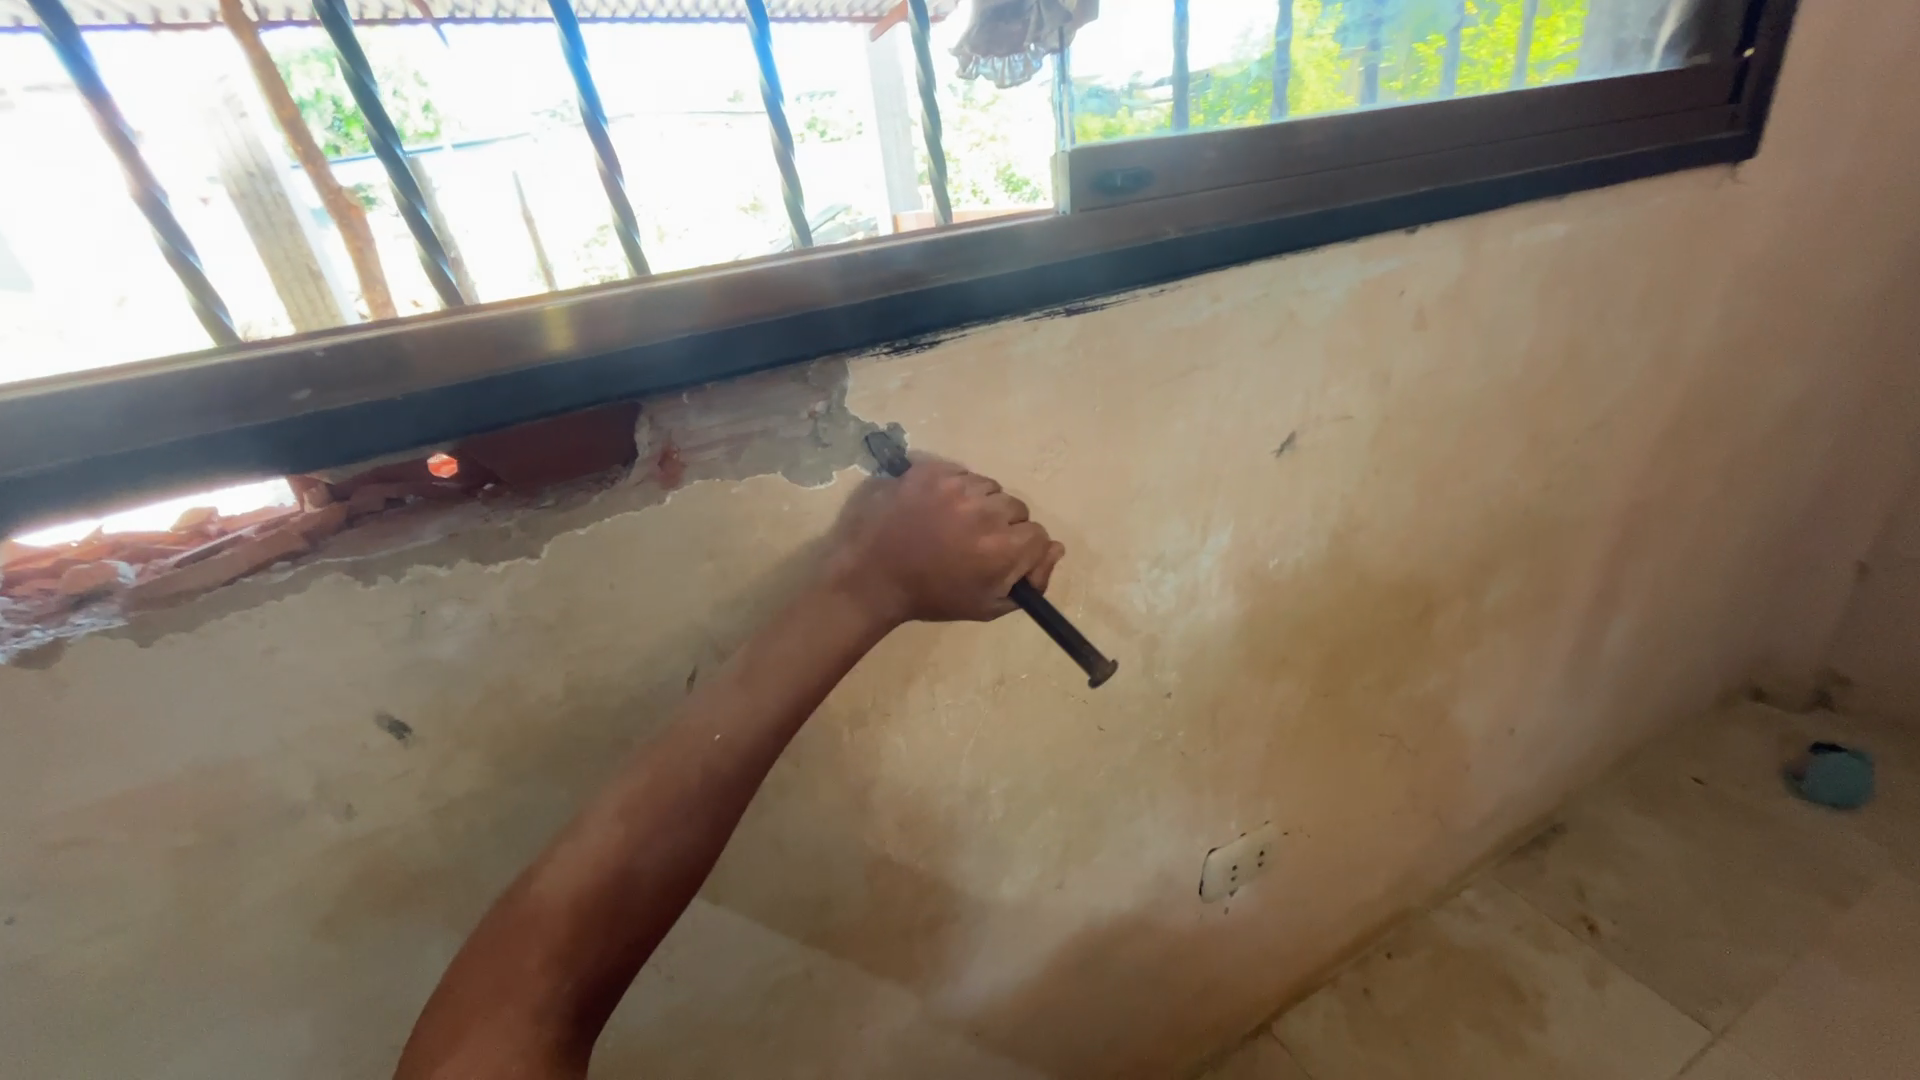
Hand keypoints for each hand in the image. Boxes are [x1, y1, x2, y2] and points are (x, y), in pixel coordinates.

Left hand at [824, 456, 1065, 626]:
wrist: (873, 577)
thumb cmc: (932, 596)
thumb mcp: (988, 605)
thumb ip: (1031, 581)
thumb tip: (1057, 548)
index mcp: (1003, 548)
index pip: (1038, 534)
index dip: (1022, 548)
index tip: (1000, 557)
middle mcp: (986, 511)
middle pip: (1015, 508)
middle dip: (1002, 525)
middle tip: (972, 541)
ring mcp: (956, 487)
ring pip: (989, 487)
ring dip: (979, 503)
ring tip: (952, 523)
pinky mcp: (930, 470)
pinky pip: (960, 472)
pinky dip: (954, 487)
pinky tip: (935, 508)